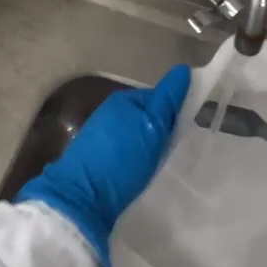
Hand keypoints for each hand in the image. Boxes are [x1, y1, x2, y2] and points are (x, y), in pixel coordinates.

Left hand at [17, 64, 190, 266]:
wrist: (82, 198)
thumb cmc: (123, 157)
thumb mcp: (153, 126)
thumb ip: (169, 99)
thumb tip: (184, 68)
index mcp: (123, 99)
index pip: (159, 97)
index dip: (173, 112)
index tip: (181, 131)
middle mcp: (110, 112)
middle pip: (147, 116)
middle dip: (160, 130)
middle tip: (168, 150)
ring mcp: (99, 134)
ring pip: (135, 134)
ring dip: (147, 146)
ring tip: (154, 165)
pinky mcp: (94, 157)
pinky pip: (123, 150)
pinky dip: (133, 159)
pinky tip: (136, 173)